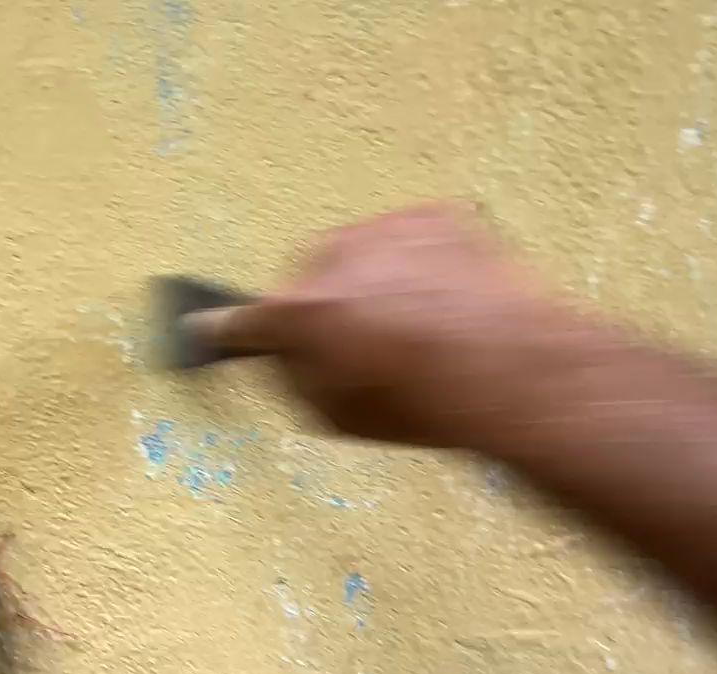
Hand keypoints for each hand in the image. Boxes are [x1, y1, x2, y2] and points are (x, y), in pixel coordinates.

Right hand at [189, 202, 608, 449]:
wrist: (514, 370)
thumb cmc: (422, 405)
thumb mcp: (335, 416)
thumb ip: (291, 380)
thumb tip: (280, 356)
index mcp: (299, 313)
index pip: (240, 321)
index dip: (219, 329)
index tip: (202, 327)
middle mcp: (331, 259)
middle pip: (306, 284)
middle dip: (322, 311)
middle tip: (360, 348)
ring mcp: (384, 230)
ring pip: (356, 257)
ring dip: (368, 284)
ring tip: (413, 328)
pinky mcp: (433, 214)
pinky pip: (404, 240)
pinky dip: (413, 265)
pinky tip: (441, 302)